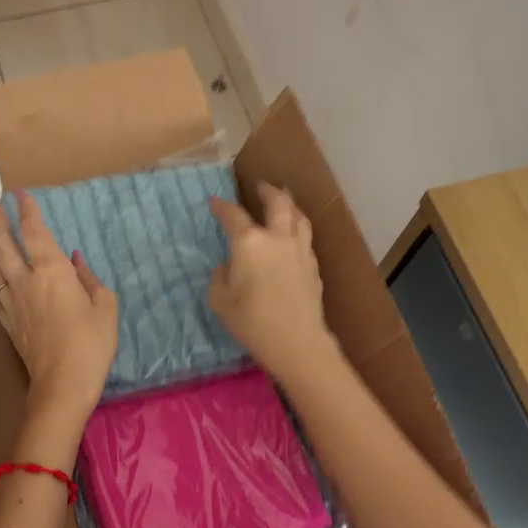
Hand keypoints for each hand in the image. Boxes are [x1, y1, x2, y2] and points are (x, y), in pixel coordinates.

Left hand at [0, 191, 118, 425]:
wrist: (62, 384)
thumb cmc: (91, 345)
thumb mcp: (105, 307)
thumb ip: (89, 279)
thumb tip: (75, 259)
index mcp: (52, 271)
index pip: (34, 231)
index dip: (26, 210)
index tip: (19, 194)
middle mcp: (26, 280)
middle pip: (3, 244)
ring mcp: (11, 302)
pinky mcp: (6, 321)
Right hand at [209, 182, 336, 383]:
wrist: (296, 341)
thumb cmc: (252, 322)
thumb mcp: (221, 302)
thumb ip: (220, 279)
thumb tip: (227, 267)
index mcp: (249, 244)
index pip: (233, 217)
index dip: (222, 207)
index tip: (214, 201)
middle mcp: (277, 238)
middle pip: (277, 203)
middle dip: (268, 191)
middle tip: (261, 186)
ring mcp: (300, 250)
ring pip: (298, 217)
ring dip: (290, 205)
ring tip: (285, 202)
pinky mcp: (313, 266)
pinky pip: (306, 238)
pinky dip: (298, 229)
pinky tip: (294, 237)